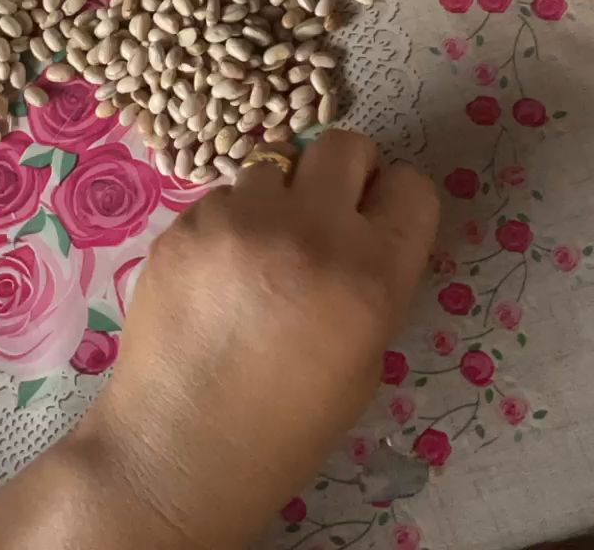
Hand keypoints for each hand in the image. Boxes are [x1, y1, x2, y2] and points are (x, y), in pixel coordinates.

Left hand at [82, 131, 437, 544]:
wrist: (180, 447)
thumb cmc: (285, 426)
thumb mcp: (364, 361)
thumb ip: (374, 281)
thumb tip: (363, 228)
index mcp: (370, 275)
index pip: (413, 187)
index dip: (397, 200)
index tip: (379, 216)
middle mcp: (309, 231)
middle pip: (344, 145)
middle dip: (345, 171)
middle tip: (326, 210)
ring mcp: (239, 219)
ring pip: (275, 164)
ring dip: (278, 196)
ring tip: (259, 249)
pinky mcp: (186, 221)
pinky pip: (224, 195)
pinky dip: (230, 220)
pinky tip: (214, 270)